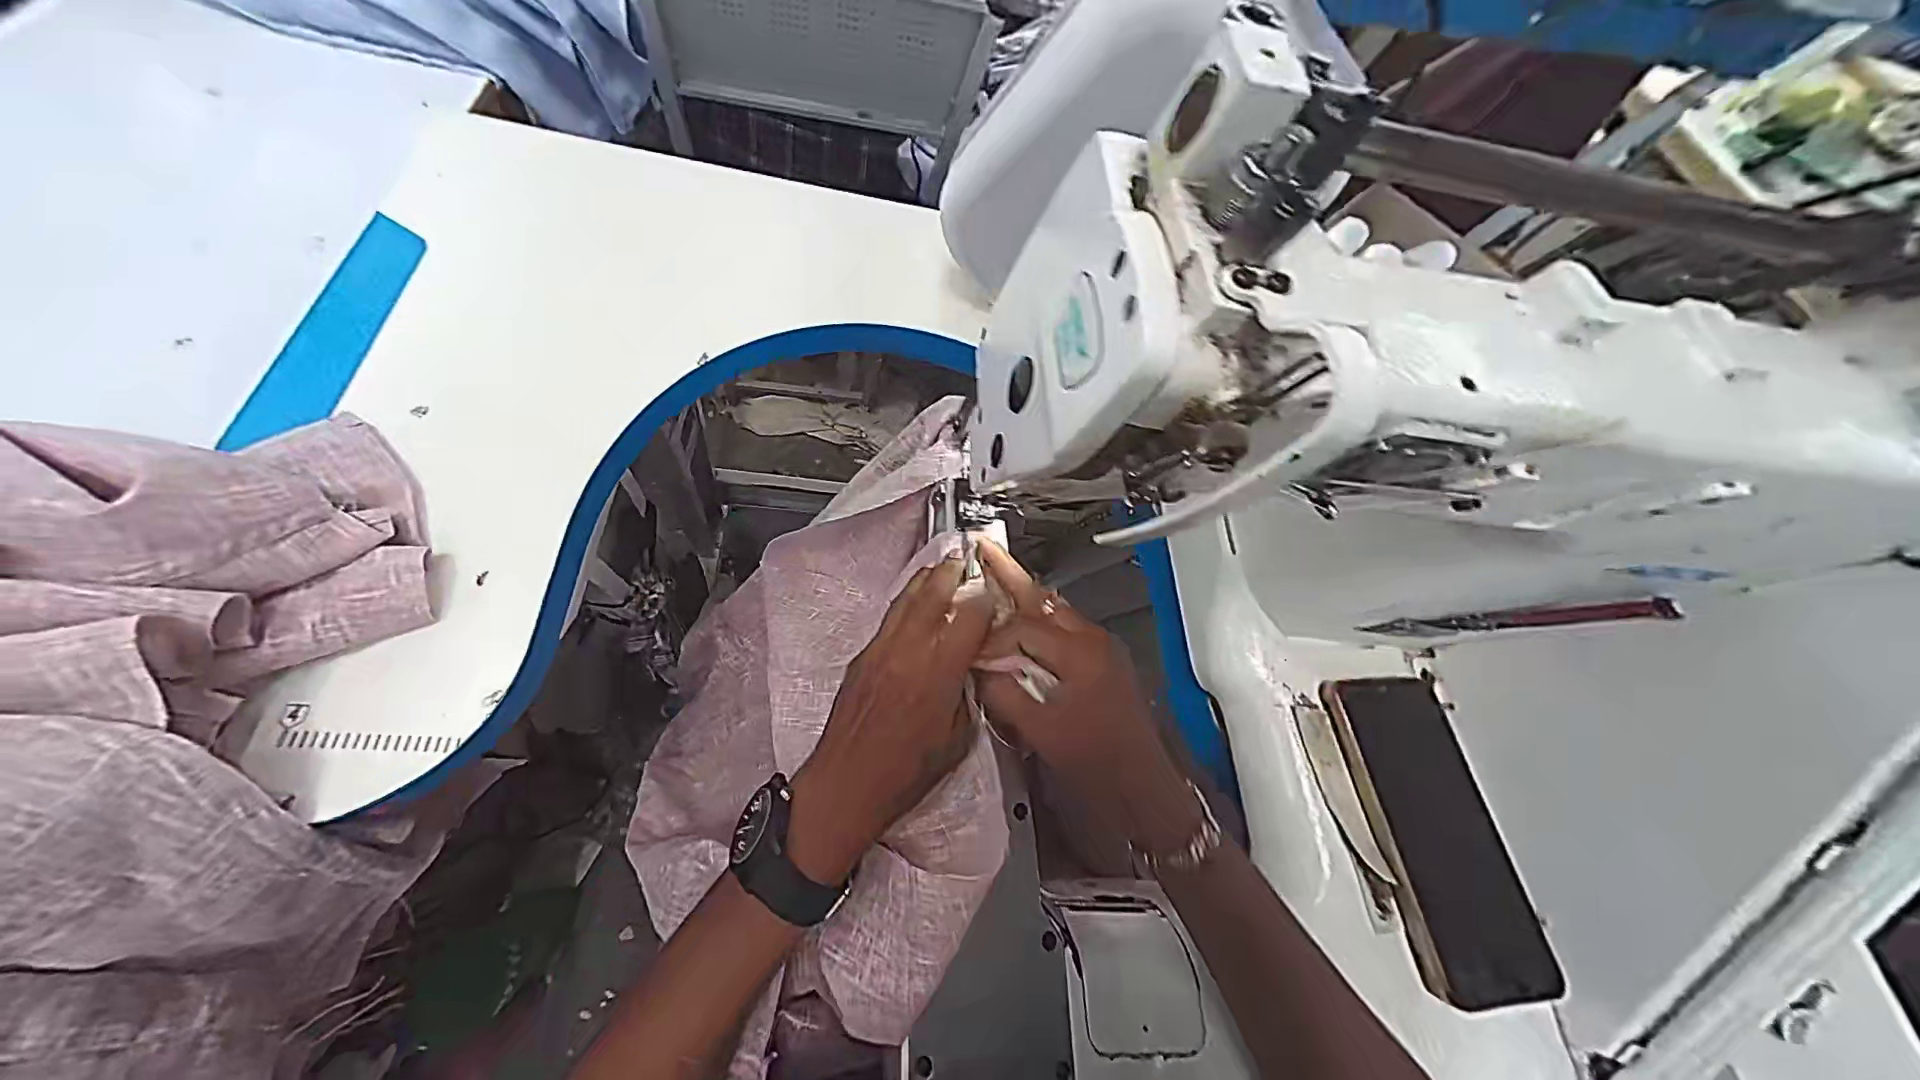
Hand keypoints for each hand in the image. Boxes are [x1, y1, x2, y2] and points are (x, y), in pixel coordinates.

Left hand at [788, 554, 994, 884]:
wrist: (846, 784)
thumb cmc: (904, 773)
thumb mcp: (957, 740)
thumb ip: (968, 695)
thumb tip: (971, 669)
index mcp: (938, 673)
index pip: (970, 618)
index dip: (987, 601)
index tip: (995, 594)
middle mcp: (908, 653)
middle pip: (933, 596)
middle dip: (951, 573)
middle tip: (963, 557)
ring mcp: (881, 651)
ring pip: (906, 601)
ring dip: (925, 580)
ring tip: (938, 566)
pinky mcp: (862, 658)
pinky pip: (889, 619)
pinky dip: (905, 603)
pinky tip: (913, 602)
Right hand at [971, 540, 1201, 854]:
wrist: (1142, 788)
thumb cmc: (1098, 763)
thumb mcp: (1042, 732)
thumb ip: (1005, 694)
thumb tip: (980, 668)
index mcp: (1080, 652)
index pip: (1020, 628)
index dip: (988, 638)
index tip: (966, 652)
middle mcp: (1093, 640)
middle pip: (1042, 600)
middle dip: (1010, 575)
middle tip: (984, 550)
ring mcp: (1100, 648)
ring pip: (1054, 610)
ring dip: (1023, 595)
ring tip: (997, 575)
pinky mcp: (1101, 661)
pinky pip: (1062, 628)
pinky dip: (1036, 620)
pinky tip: (1020, 623)